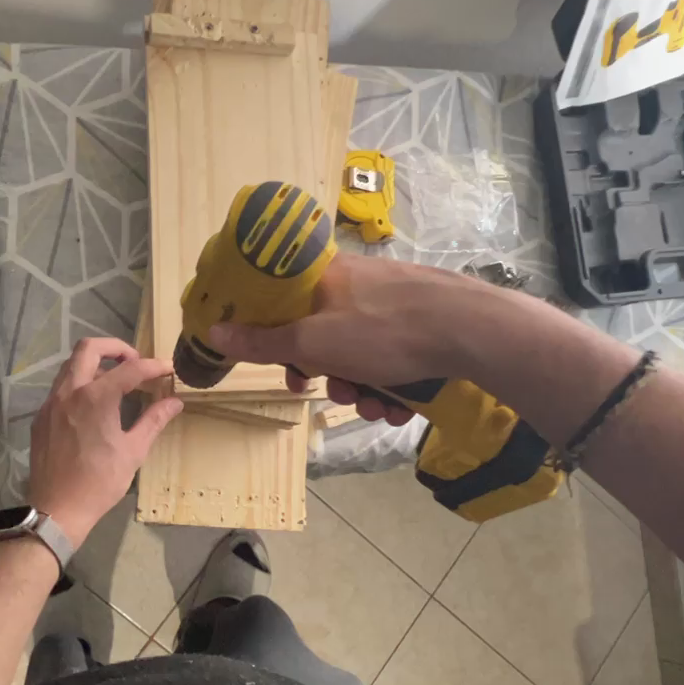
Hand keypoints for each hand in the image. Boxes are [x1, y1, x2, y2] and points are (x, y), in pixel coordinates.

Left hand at [26, 338, 182, 545]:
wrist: (57, 509)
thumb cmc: (100, 482)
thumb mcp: (133, 451)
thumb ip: (154, 420)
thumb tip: (175, 402)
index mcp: (95, 398)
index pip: (130, 369)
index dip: (153, 366)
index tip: (168, 369)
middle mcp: (69, 392)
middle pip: (89, 348)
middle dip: (116, 349)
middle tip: (135, 363)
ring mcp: (51, 403)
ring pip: (71, 365)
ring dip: (95, 364)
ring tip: (116, 381)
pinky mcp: (41, 417)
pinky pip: (60, 388)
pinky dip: (80, 384)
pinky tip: (93, 406)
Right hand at [203, 254, 486, 426]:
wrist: (471, 331)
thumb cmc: (384, 331)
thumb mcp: (313, 342)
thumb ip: (262, 342)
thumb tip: (211, 330)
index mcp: (324, 278)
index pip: (283, 305)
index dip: (279, 345)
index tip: (290, 374)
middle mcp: (355, 285)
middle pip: (323, 337)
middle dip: (329, 376)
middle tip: (338, 394)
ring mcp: (391, 303)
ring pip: (359, 355)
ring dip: (361, 389)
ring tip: (376, 406)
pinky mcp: (420, 323)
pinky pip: (390, 359)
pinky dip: (390, 386)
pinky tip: (400, 406)